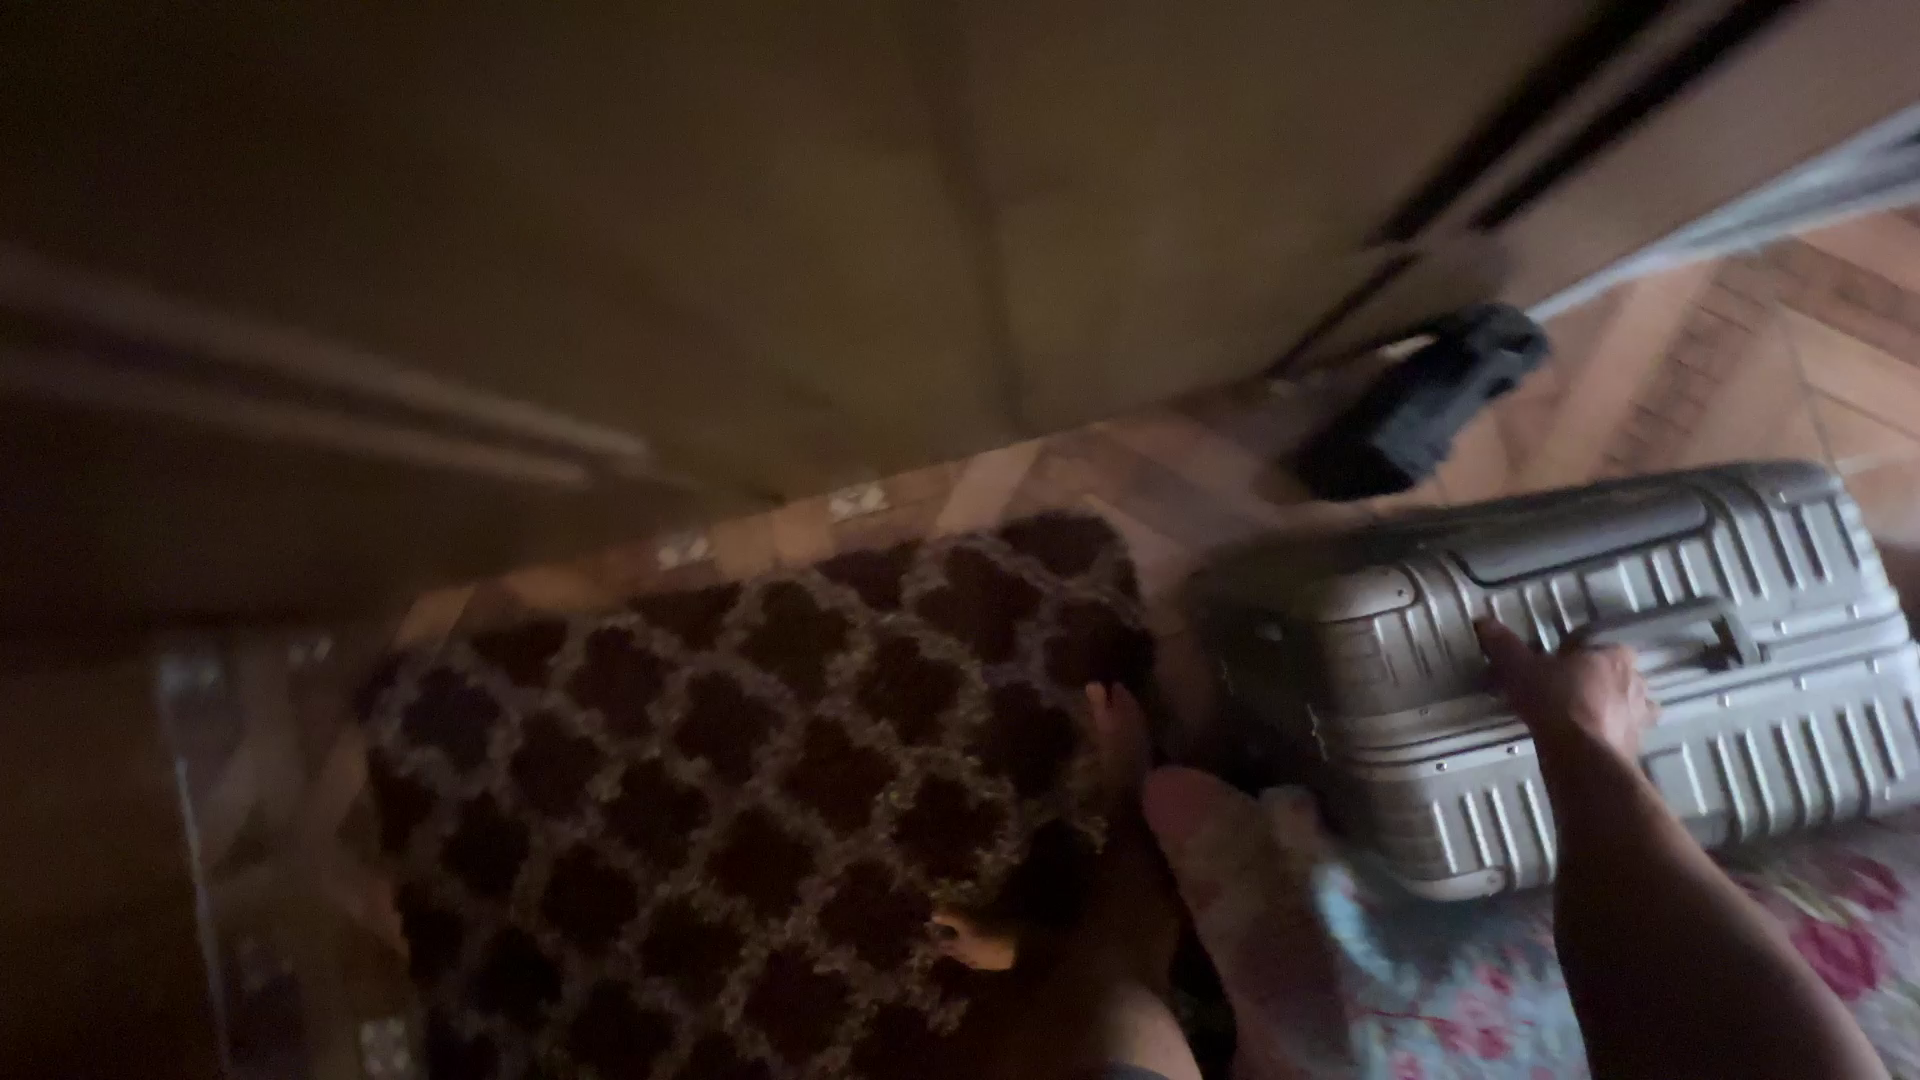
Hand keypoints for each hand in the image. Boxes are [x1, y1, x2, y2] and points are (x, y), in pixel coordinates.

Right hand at [1474, 618, 1658, 764]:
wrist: (1582, 753)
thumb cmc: (1554, 700)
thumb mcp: (1518, 668)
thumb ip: (1504, 645)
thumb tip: (1484, 621)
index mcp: (1611, 655)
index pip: (1594, 643)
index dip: (1571, 651)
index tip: (1550, 661)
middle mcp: (1635, 679)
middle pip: (1611, 671)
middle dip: (1590, 676)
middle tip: (1559, 685)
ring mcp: (1641, 711)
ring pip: (1622, 699)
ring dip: (1605, 702)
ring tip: (1573, 711)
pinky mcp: (1639, 739)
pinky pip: (1623, 727)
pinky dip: (1608, 727)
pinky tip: (1586, 733)